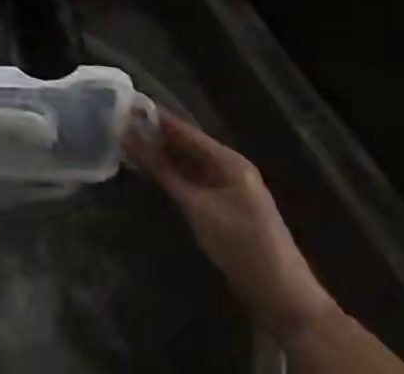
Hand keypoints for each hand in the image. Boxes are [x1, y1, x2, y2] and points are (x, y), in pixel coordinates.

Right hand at [126, 111, 338, 338]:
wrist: (282, 297)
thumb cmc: (241, 245)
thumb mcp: (198, 208)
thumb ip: (164, 173)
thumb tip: (132, 140)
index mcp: (229, 161)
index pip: (185, 131)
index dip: (157, 118)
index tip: (127, 106)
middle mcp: (229, 168)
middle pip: (187, 146)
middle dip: (156, 138)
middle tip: (120, 127)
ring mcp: (228, 190)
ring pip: (188, 165)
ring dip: (162, 158)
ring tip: (127, 146)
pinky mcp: (224, 209)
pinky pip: (193, 182)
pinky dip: (172, 177)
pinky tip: (151, 175)